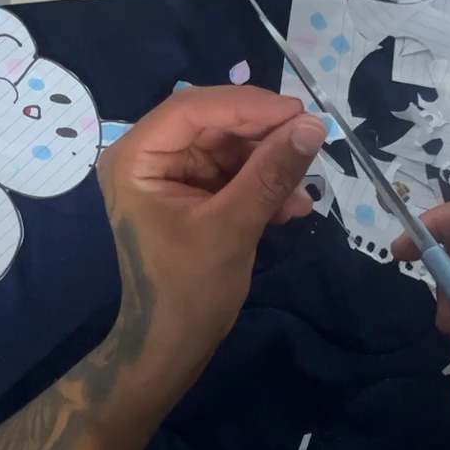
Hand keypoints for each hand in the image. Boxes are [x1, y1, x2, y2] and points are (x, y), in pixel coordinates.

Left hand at [96, 86, 325, 388]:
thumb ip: (271, 174)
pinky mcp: (193, 190)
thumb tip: (313, 126)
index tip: (298, 113)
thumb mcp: (233, 227)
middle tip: (309, 139)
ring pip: (230, 145)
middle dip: (263, 135)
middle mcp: (148, 155)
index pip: (192, 109)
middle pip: (214, 122)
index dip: (247, 106)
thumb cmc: (189, 289)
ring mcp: (171, 172)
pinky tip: (293, 207)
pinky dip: (263, 184)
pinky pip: (234, 171)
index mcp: (136, 158)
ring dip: (269, 164)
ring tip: (301, 192)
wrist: (174, 343)